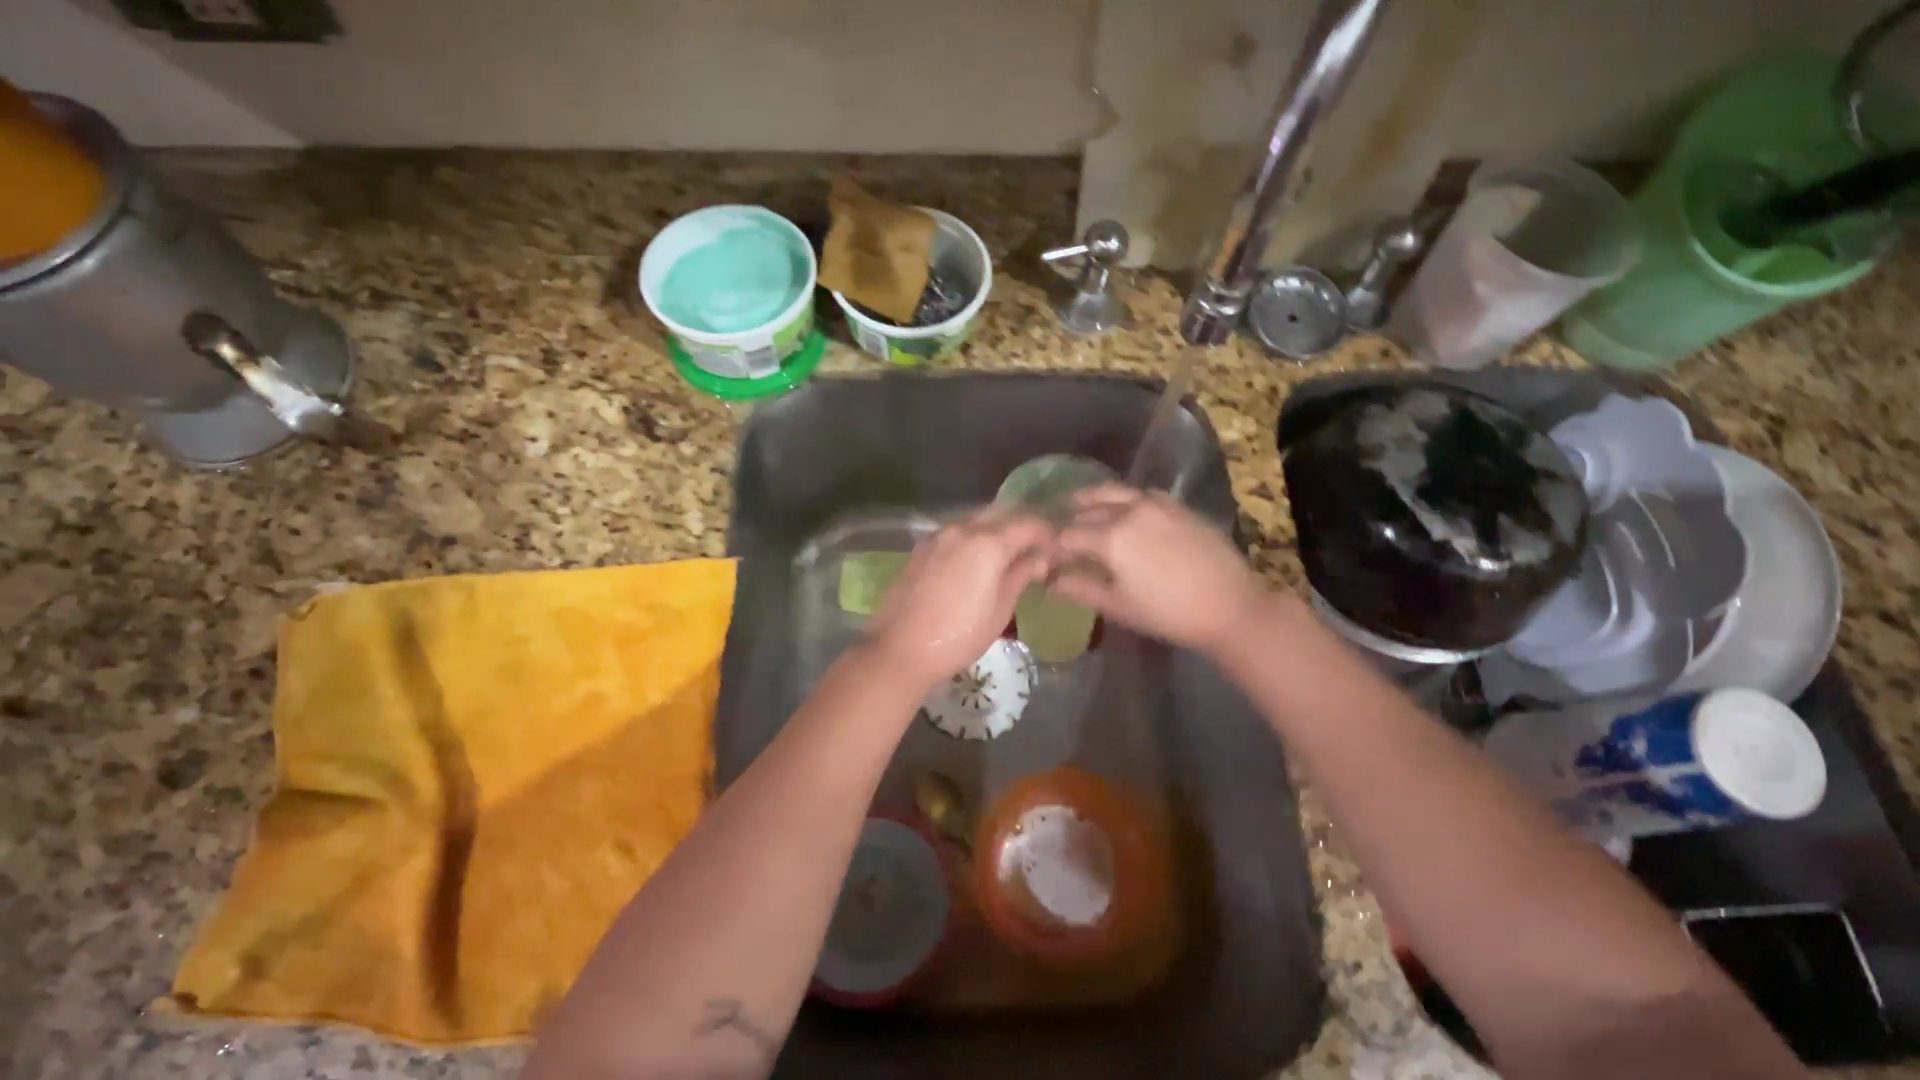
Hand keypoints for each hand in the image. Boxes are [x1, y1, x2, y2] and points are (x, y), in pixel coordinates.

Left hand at [865, 509, 1052, 689]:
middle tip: (1035, 551)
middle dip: (1022, 528)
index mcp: (988, 542)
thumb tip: (1039, 558)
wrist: (901, 650)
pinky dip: (973, 540)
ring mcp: (938, 536)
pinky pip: (956, 534)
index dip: (1047, 534)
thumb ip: (1021, 575)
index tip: (1057, 550)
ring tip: (1007, 558)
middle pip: (1001, 515)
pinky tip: (976, 564)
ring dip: (996, 532)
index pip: (1029, 523)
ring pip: (976, 521)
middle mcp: (962, 529)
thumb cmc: (959, 636)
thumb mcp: (1000, 610)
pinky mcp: (921, 548)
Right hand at [1050, 484, 1265, 653]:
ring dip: (1092, 501)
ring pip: (1113, 493)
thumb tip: (1051, 580)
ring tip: (1079, 508)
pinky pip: (1140, 494)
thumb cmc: (1169, 613)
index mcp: (1110, 537)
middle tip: (1058, 535)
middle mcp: (1129, 510)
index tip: (1043, 557)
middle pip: (1087, 510)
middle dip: (1068, 522)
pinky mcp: (1177, 506)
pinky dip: (1122, 499)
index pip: (1067, 535)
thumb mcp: (1119, 605)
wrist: (1230, 605)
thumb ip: (1081, 587)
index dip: (1051, 546)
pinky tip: (1122, 510)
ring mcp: (1156, 504)